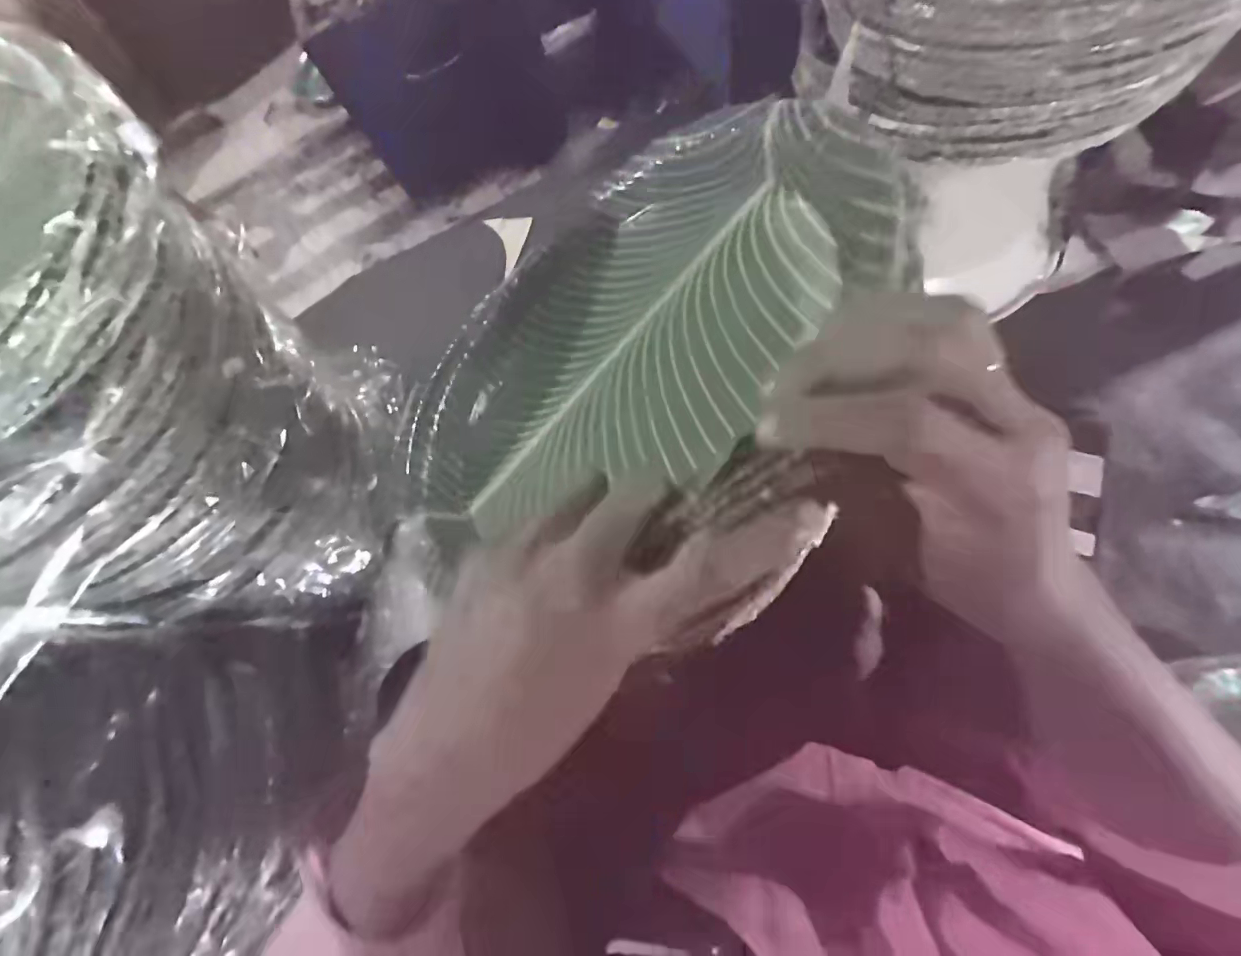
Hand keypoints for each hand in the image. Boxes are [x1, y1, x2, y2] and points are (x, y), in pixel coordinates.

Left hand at [335, 478, 830, 937]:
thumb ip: (642, 615)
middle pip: (637, 489)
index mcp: (616, 621)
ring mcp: (521, 551)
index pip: (705, 563)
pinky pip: (533, 516)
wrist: (441, 753)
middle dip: (652, 496)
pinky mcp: (482, 548)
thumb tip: (667, 571)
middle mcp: (574, 570)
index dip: (760, 534)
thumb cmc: (538, 733)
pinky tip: (532, 566)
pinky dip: (548, 530)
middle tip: (649, 518)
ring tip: (585, 538)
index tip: (799, 508)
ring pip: (581, 488)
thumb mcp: (610, 674)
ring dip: (595, 506)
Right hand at [761, 295, 1240, 860]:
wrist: (1042, 584)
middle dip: (843, 359)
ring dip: (871, 327)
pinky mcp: (1015, 380)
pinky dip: (903, 319)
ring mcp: (1025, 394)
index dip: (831, 415)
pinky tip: (860, 331)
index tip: (771, 423)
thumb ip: (856, 491)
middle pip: (932, 353)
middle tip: (786, 379)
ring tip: (816, 347)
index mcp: (998, 480)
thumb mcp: (903, 555)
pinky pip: (960, 325)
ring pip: (951, 323)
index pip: (909, 421)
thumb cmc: (966, 585)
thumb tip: (795, 442)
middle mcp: (1023, 423)